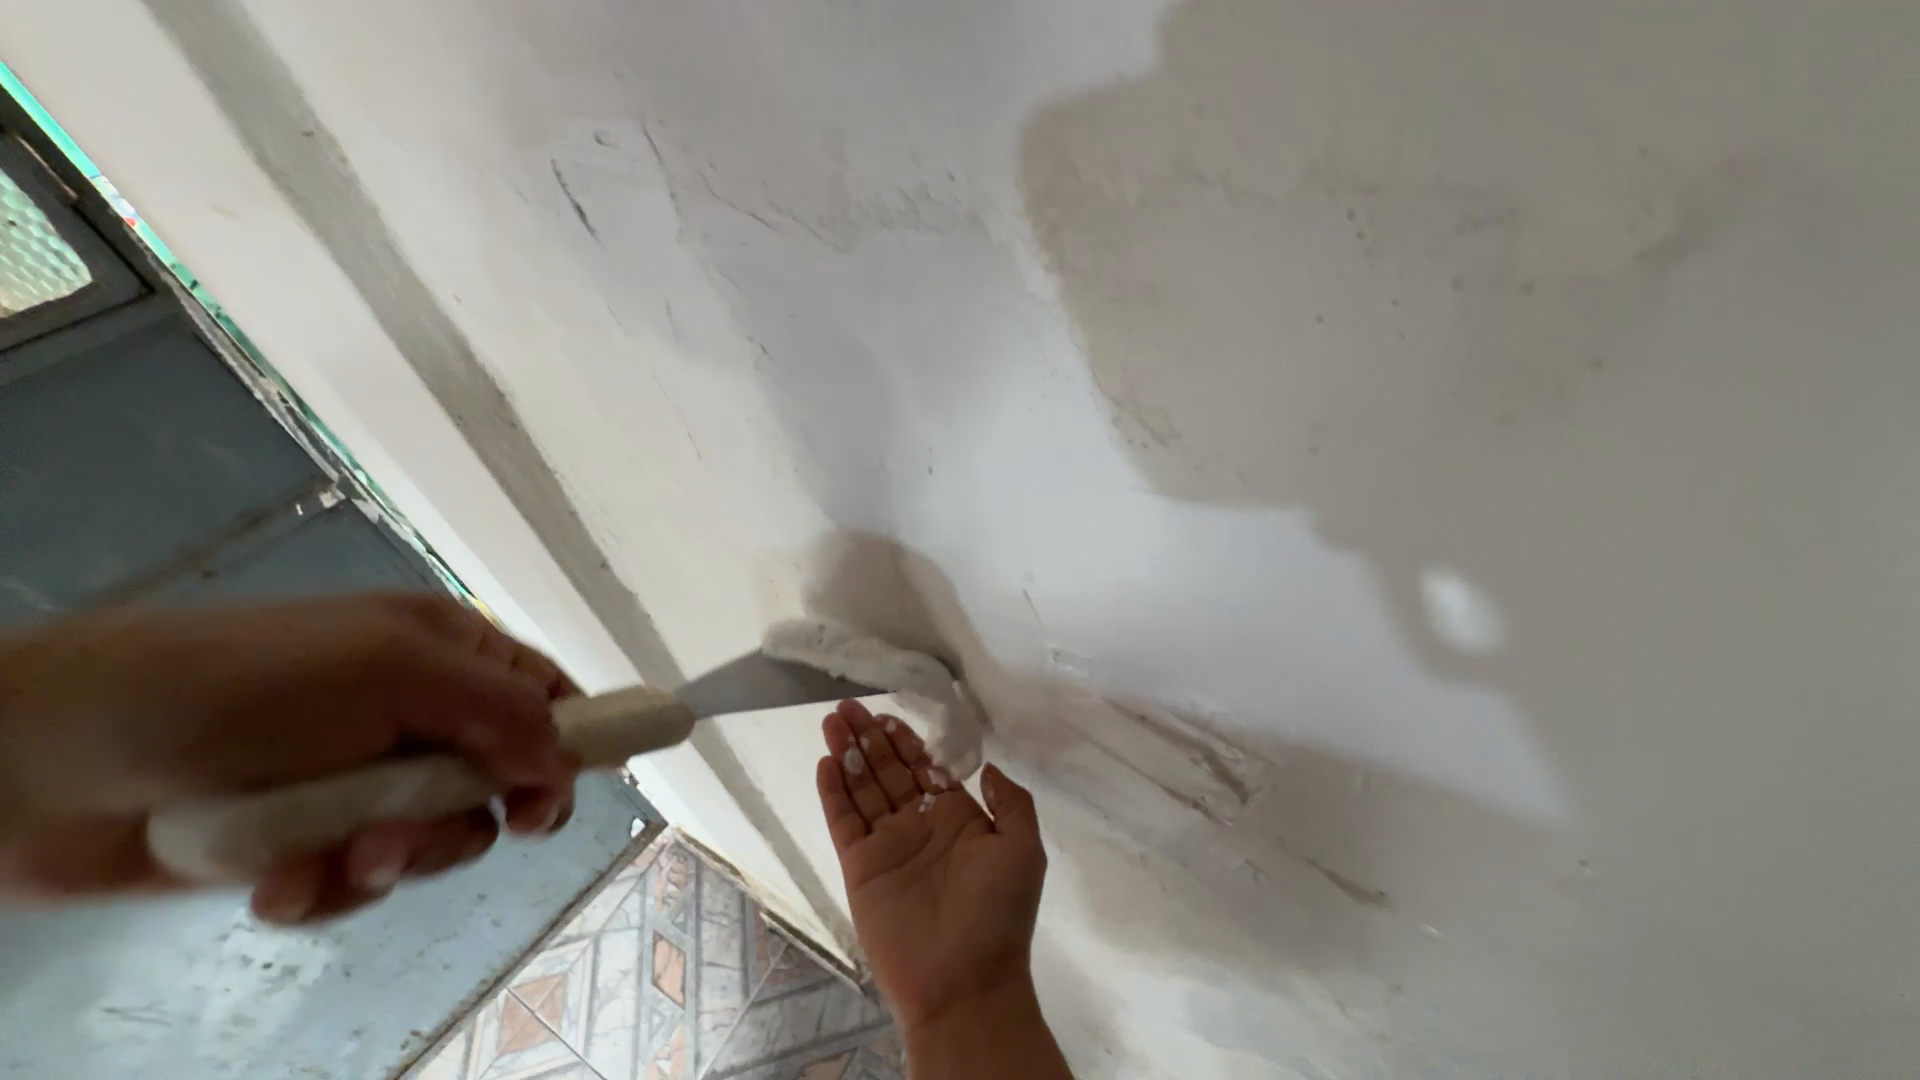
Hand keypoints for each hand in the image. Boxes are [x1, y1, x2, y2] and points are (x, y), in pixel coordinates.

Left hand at [0, 593, 580, 923]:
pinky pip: (361, 883)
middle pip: (504, 783)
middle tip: (422, 834)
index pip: (547, 695)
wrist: (50, 753)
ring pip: (437, 841)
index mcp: (452, 658)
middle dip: (465, 818)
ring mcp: (368, 784)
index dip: (570, 742)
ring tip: (331, 856)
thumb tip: (566, 761)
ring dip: (391, 859)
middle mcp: (422, 719)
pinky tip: (276, 883)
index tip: (554, 797)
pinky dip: (325, 890)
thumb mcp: (395, 670)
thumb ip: (500, 709)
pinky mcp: (312, 843)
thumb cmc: (250, 684)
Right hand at [814, 699, 1046, 1032]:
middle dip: (872, 737)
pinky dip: (835, 792)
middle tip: (850, 706)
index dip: (908, 742)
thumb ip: (1011, 803)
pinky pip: (844, 821)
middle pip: (890, 771)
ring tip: (833, 721)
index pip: (926, 769)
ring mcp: (888, 845)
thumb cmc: (998, 913)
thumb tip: (988, 767)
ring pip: (864, 789)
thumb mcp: (1023, 849)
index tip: (889, 714)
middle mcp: (920, 826)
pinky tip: (827, 763)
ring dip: (849, 755)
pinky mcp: (860, 867)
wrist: (964, 981)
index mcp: (957, 819)